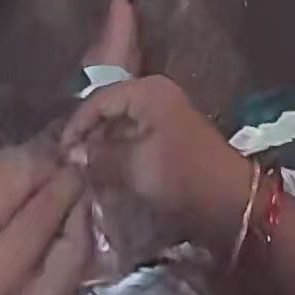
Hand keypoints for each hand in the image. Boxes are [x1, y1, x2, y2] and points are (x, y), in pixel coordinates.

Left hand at [0, 151, 89, 294]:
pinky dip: (0, 168)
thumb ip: (70, 258)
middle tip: (62, 176)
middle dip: (47, 168)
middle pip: (17, 172)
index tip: (84, 176)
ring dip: (24, 165)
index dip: (68, 185)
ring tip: (36, 183)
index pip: (40, 210)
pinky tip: (7, 185)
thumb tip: (84, 199)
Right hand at [61, 76, 255, 250]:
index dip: (78, 124)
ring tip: (84, 168)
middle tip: (70, 161)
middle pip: (110, 107)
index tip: (61, 152)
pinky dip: (118, 151)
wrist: (233, 203)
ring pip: (121, 123)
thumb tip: (73, 156)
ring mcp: (164, 114)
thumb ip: (100, 157)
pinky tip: (106, 171)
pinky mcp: (169, 136)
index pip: (99, 98)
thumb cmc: (183, 177)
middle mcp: (155, 95)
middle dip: (89, 133)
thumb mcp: (136, 166)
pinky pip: (134, 136)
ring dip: (102, 145)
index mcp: (148, 91)